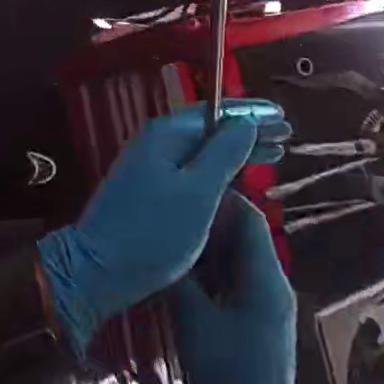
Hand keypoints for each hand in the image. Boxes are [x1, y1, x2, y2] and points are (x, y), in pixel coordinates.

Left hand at [38, 99, 288, 353]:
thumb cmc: (153, 232)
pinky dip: (217, 171)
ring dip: (235, 152)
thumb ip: (223, 154)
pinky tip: (236, 179)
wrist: (97, 270)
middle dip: (247, 133)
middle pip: (208, 130)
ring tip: (272, 154)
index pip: (215, 113)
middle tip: (286, 137)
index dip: (250, 114)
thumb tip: (245, 123)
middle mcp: (154, 144)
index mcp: (165, 135)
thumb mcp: (198, 192)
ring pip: (200, 152)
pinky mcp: (146, 191)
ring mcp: (148, 168)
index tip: (283, 117)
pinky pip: (191, 171)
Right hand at [169, 193, 306, 383]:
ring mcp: (265, 305)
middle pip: (241, 237)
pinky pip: (231, 283)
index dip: (216, 199)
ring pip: (234, 260)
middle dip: (204, 224)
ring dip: (203, 250)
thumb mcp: (195, 324)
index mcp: (267, 279)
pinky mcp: (255, 323)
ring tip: (166, 240)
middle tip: (165, 215)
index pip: (246, 219)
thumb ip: (178, 280)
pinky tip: (178, 276)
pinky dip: (208, 274)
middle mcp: (272, 285)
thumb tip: (160, 243)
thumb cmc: (229, 381)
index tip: (179, 189)